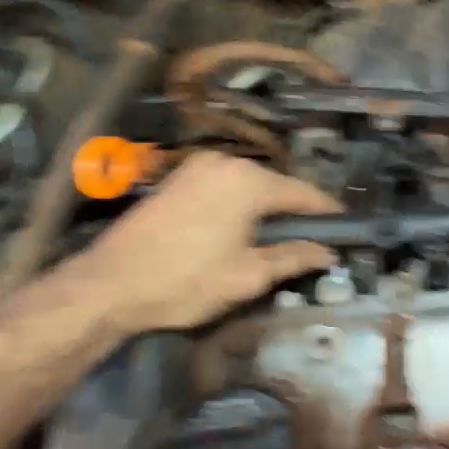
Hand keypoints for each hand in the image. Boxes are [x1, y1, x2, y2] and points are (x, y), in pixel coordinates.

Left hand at [64, 152, 336, 334]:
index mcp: (250, 180)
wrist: (102, 287)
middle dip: (294, 213)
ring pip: (250, 186)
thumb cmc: (183, 281)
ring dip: (265, 209)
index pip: (306, 193)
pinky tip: (237, 231)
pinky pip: (224, 187)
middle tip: (309, 242)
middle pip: (277, 186)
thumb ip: (295, 257)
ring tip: (274, 240)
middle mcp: (228, 162)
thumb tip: (329, 252)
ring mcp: (198, 167)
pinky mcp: (177, 178)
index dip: (328, 214)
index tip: (346, 230)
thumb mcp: (248, 276)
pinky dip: (238, 205)